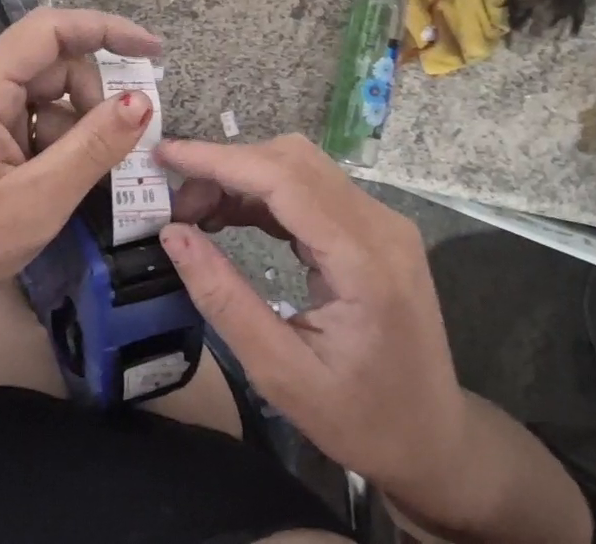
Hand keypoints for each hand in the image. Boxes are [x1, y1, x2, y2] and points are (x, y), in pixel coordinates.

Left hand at [0, 8, 160, 354]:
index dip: (105, 29)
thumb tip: (141, 101)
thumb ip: (92, 147)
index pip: (48, 30)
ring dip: (75, 129)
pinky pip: (28, 122)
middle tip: (111, 152)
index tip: (154, 50)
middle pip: (51, 65)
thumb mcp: (36, 201)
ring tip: (79, 182)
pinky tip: (59, 186)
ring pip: (45, 97)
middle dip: (91, 99)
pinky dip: (55, 145)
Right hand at [156, 136, 470, 519]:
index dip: (219, 160)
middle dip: (224, 168)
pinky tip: (229, 218)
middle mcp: (381, 227)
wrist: (432, 439)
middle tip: (175, 207)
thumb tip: (171, 235)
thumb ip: (223, 298)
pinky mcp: (373, 230)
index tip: (164, 157)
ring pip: (298, 167)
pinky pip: (309, 188)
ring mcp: (382, 224)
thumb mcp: (278, 371)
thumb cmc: (358, 417)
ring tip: (194, 214)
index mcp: (365, 263)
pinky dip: (261, 193)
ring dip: (240, 177)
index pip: (284, 180)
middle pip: (291, 161)